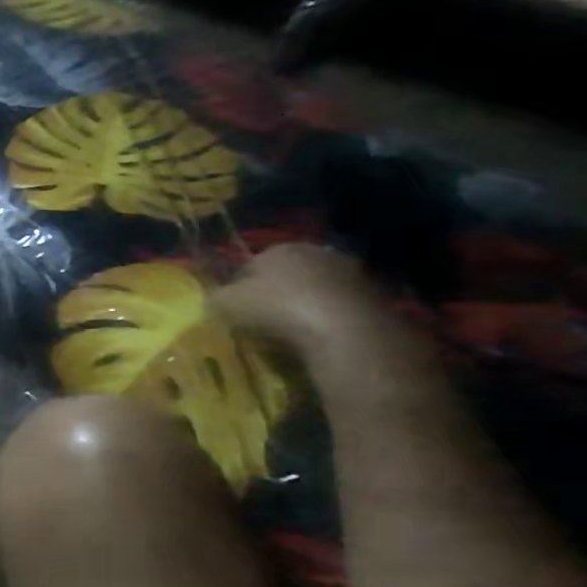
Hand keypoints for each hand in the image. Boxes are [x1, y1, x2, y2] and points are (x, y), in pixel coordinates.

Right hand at [212, 243, 397, 357]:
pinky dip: (328, 320)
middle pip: (286, 276)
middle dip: (275, 295)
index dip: (239, 288)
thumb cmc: (276, 308)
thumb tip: (211, 301)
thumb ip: (215, 298)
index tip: (235, 311)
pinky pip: (339, 308)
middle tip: (263, 321)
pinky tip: (318, 338)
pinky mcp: (376, 297)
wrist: (345, 329)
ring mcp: (351, 273)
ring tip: (291, 333)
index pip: (250, 265)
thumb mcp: (226, 303)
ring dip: (304, 308)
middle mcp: (316, 252)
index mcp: (279, 248)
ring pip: (314, 291)